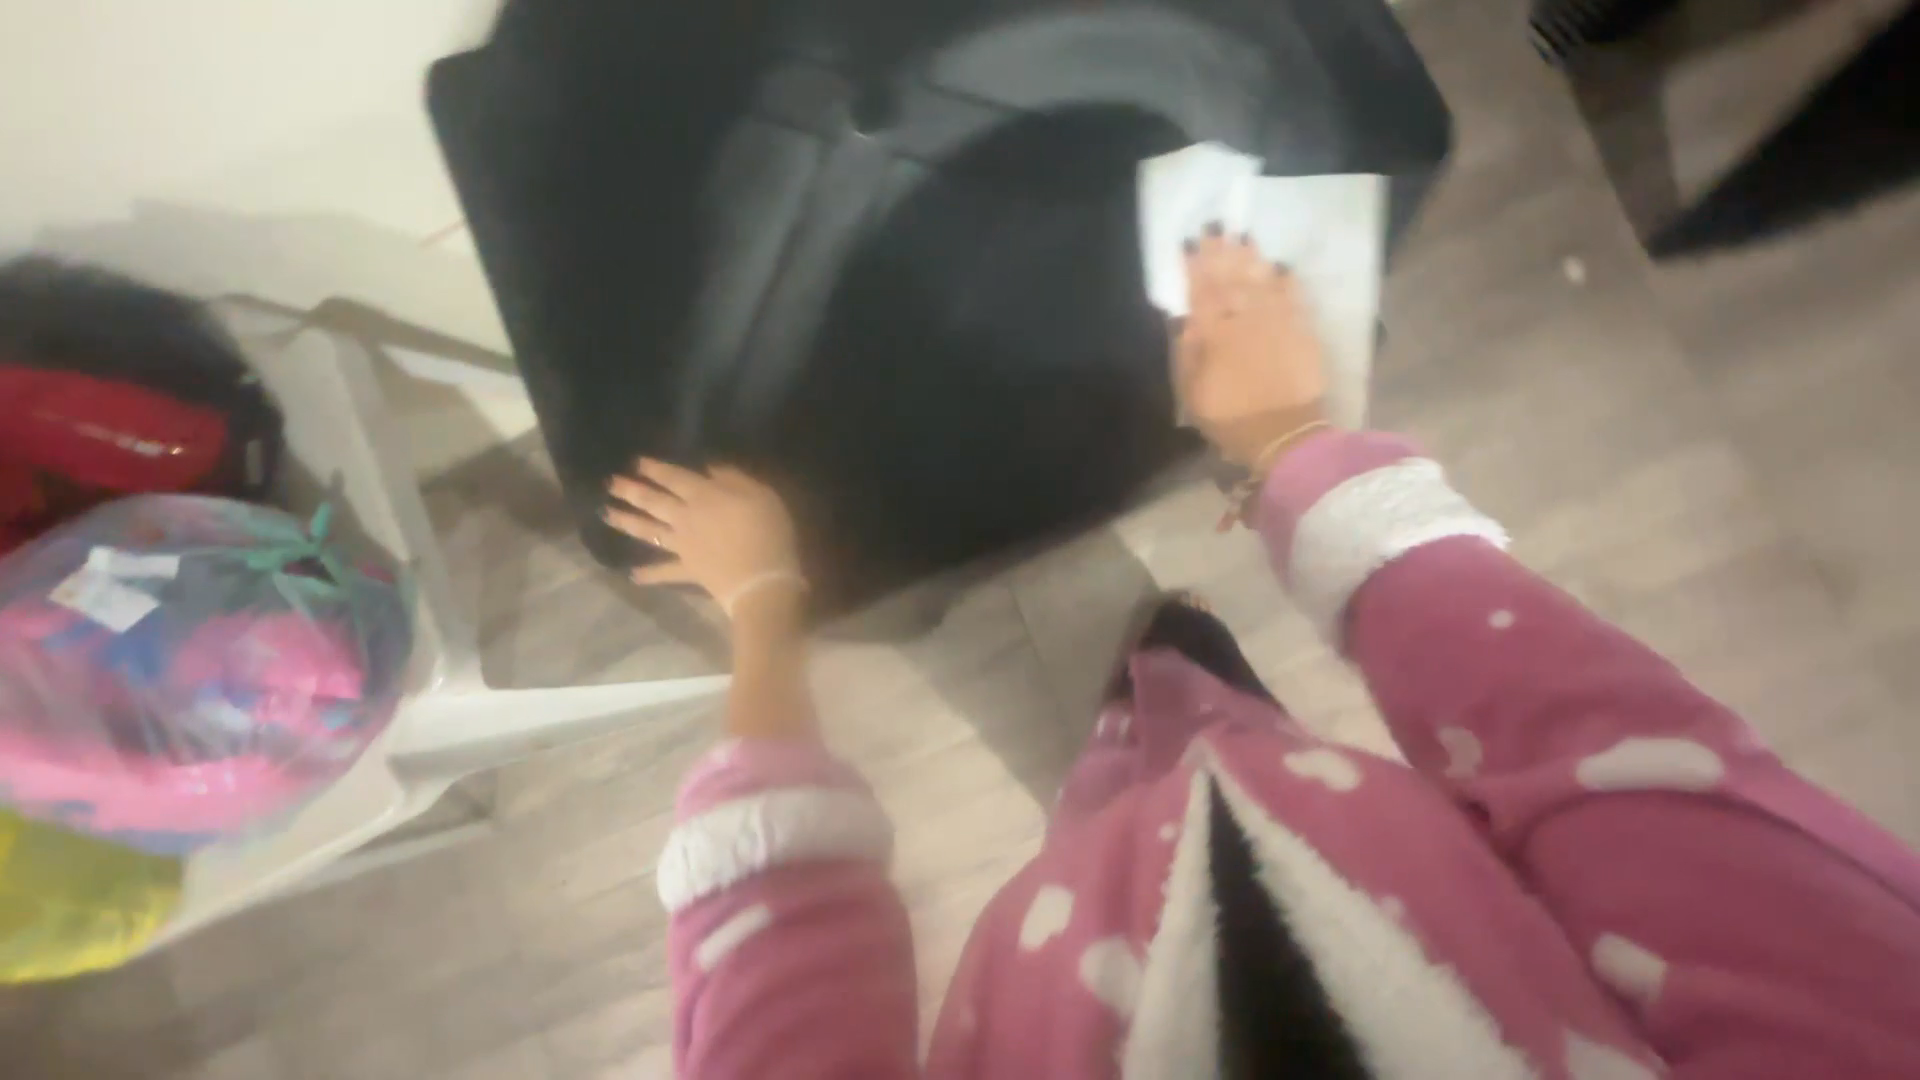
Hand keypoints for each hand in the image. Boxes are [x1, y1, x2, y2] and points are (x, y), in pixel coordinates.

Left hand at [604, 460, 805, 623]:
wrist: (761, 581)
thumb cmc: (768, 532)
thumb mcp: (761, 495)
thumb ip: (734, 479)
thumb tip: (710, 469)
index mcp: (703, 496)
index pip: (673, 477)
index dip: (654, 468)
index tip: (637, 461)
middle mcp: (685, 518)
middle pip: (653, 501)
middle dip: (630, 490)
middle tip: (610, 483)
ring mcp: (683, 545)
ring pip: (650, 531)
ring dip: (627, 522)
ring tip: (606, 514)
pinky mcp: (689, 570)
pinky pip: (664, 572)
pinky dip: (648, 574)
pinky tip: (633, 575)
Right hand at [1173, 231, 1329, 467]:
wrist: (1283, 435)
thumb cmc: (1229, 418)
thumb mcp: (1192, 392)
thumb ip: (1187, 351)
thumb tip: (1185, 317)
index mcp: (1214, 334)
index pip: (1202, 291)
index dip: (1195, 266)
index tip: (1189, 242)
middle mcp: (1245, 319)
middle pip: (1232, 278)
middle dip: (1222, 252)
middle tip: (1217, 227)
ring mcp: (1277, 321)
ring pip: (1261, 280)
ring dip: (1251, 257)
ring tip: (1244, 237)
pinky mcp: (1302, 330)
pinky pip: (1292, 296)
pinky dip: (1284, 279)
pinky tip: (1278, 266)